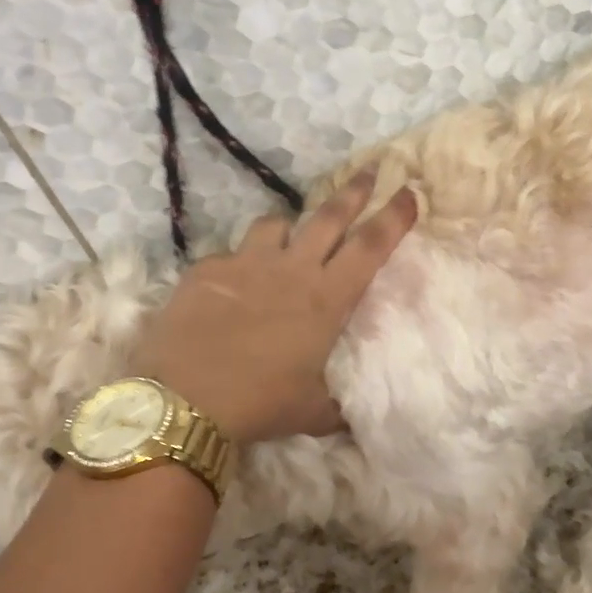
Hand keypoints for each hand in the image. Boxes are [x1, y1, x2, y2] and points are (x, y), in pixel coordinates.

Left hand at [128, 172, 416, 445]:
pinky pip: (231, 254)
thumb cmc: (259, 404)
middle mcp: (292, 269)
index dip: (393, 217)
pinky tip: (231, 284)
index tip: (408, 192)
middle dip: (354, 190)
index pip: (371, 246)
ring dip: (289, 226)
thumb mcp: (311, 412)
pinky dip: (239, 263)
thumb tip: (352, 423)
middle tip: (370, 169)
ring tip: (288, 236)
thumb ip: (336, 407)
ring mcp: (246, 264)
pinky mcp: (206, 270)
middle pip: (330, 216)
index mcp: (327, 299)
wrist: (183, 401)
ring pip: (276, 224)